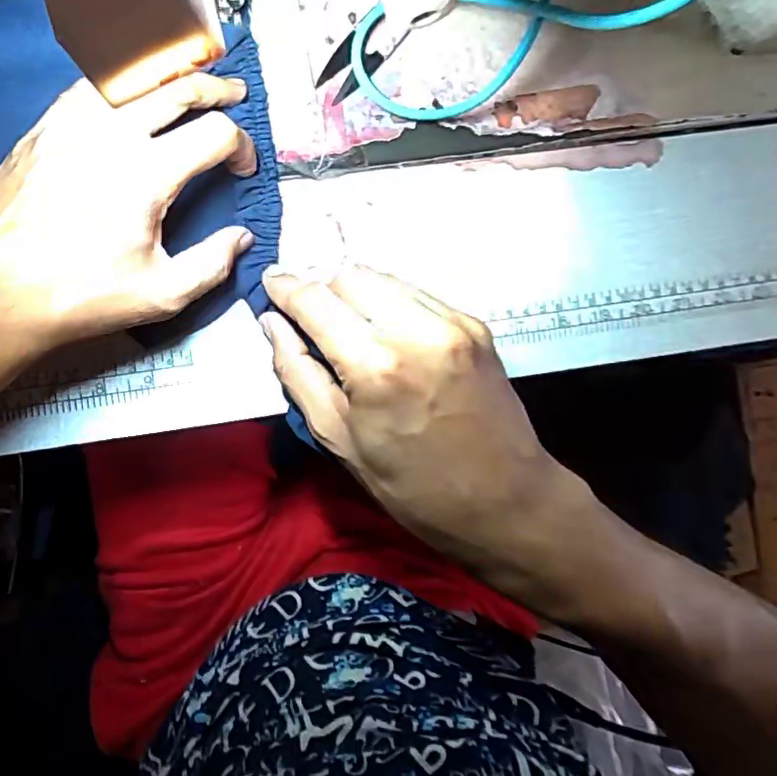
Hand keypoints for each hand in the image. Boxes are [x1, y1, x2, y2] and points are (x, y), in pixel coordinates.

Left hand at [0, 77, 256, 415]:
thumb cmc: (74, 297)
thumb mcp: (160, 295)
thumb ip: (213, 265)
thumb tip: (240, 239)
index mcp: (145, 173)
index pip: (215, 134)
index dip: (242, 146)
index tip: (241, 167)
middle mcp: (109, 136)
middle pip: (178, 88)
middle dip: (216, 89)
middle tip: (234, 93)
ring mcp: (69, 125)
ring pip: (132, 77)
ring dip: (169, 75)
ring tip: (188, 81)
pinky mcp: (42, 129)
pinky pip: (89, 87)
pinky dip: (120, 82)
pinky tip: (128, 95)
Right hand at [259, 266, 586, 580]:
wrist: (506, 500)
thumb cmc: (413, 487)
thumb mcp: (340, 440)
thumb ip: (298, 373)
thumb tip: (274, 323)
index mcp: (376, 366)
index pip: (316, 300)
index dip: (286, 287)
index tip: (271, 284)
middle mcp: (415, 330)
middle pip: (350, 274)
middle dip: (320, 286)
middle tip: (307, 312)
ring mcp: (451, 322)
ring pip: (384, 277)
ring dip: (354, 290)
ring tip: (344, 320)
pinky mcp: (474, 325)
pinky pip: (416, 294)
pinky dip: (389, 302)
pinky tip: (384, 330)